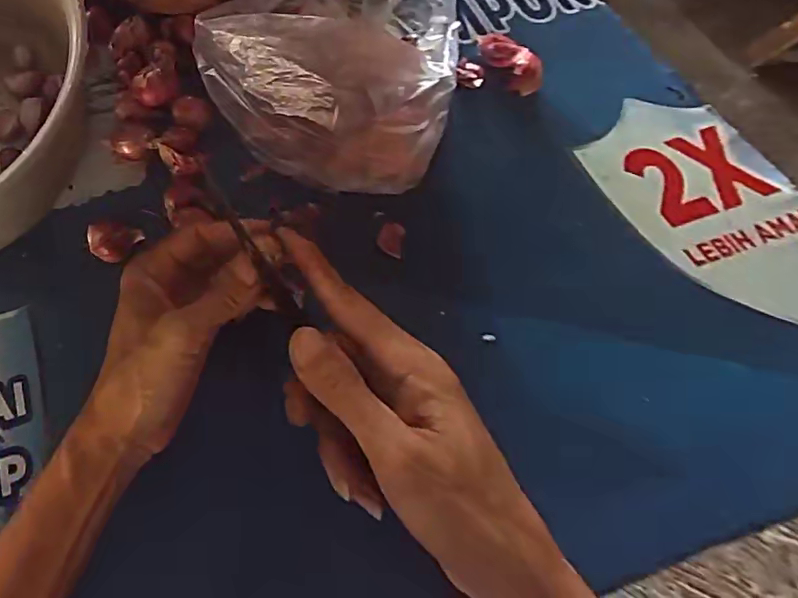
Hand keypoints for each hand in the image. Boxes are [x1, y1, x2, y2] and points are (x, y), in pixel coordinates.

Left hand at [79, 220, 270, 464]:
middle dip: (247, 252)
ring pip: (221, 278)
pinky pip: (225, 301)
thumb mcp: (184, 330)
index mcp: (151, 269)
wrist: (127, 432)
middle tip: (289, 252)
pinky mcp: (196, 329)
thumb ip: (223, 294)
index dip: (233, 230)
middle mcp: (166, 280)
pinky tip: (274, 300)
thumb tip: (264, 256)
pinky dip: (247, 298)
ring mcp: (181, 305)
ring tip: (290, 276)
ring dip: (251, 275)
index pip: (196, 235)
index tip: (273, 231)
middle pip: (211, 254)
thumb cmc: (145, 374)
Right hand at [281, 234, 591, 597]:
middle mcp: (404, 374)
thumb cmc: (462, 511)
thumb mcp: (394, 453)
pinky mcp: (397, 432)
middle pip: (334, 356)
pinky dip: (346, 454)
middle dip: (315, 393)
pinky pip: (351, 424)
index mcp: (411, 364)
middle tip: (302, 424)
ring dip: (332, 436)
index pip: (350, 304)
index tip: (284, 234)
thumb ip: (343, 390)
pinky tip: (361, 491)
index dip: (315, 269)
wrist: (513, 582)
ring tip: (352, 483)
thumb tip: (298, 333)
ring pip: (337, 394)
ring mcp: (401, 404)